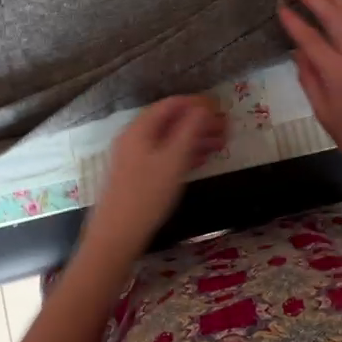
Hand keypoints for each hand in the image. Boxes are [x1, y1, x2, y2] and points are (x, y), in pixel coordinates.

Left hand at [83, 96, 226, 261]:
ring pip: (170, 139)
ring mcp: (135, 157)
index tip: (221, 109)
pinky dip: (184, 154)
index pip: (173, 104)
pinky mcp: (137, 175)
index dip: (198, 104)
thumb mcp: (174, 160)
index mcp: (141, 128)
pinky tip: (201, 160)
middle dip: (200, 122)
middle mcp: (136, 137)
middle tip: (225, 128)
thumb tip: (204, 108)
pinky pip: (165, 155)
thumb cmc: (147, 195)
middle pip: (172, 121)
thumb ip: (190, 130)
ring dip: (195, 138)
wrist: (116, 237)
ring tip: (221, 144)